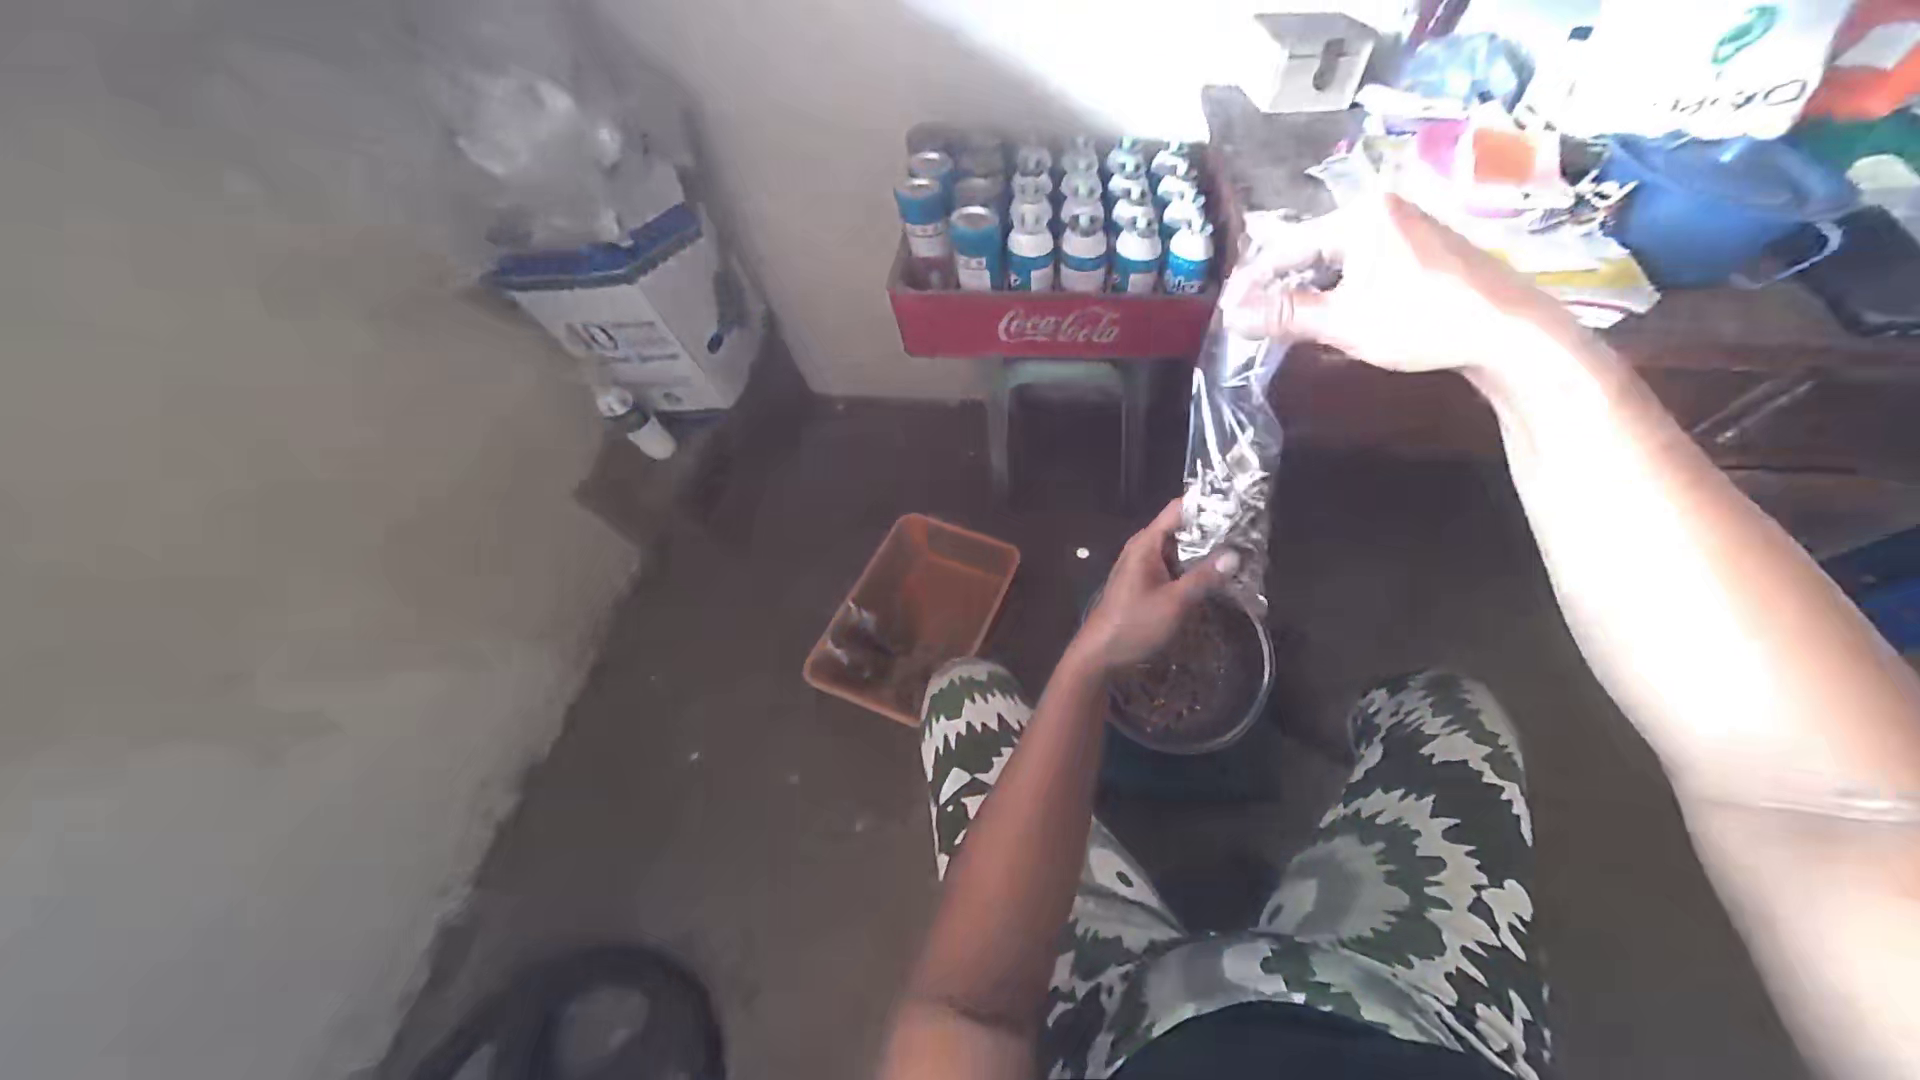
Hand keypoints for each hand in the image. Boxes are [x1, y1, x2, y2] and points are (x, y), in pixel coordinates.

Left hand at [1069, 499, 1238, 671]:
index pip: (1179, 509)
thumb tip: (1235, 554)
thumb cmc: (1135, 624)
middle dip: (1214, 531)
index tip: (1240, 506)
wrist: (1100, 653)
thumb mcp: (1174, 601)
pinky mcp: (1147, 582)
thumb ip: (1204, 577)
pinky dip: (1194, 569)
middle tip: (1251, 535)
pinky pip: (1175, 567)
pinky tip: (1220, 577)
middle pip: (1183, 528)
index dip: (1208, 504)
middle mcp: (1144, 548)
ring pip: (1181, 550)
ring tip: (1244, 554)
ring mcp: (1145, 565)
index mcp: (1146, 543)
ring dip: (1207, 553)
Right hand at [1220, 192, 1583, 375]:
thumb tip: (1232, 317)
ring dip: (1305, 290)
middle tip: (1250, 318)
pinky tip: (1325, 311)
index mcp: (1360, 216)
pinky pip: (1359, 262)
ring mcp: (1405, 224)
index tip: (1227, 310)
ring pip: (1334, 258)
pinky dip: (1335, 287)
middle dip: (1277, 286)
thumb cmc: (1422, 321)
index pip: (1287, 248)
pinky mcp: (1419, 245)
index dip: (1252, 282)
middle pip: (1310, 250)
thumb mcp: (1343, 322)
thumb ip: (1284, 316)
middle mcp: (1382, 208)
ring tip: (1280, 320)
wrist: (1509, 331)